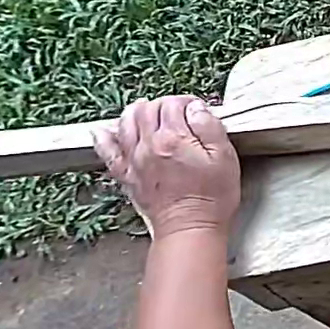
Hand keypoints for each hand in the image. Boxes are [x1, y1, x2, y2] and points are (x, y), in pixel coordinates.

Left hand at [93, 96, 240, 240]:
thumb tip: (197, 108)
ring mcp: (133, 160)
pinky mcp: (126, 175)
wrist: (190, 226)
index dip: (187, 101)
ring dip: (136, 113)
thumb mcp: (226, 156)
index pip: (173, 105)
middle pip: (146, 110)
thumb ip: (210, 127)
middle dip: (163, 104)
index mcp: (174, 138)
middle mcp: (148, 145)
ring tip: (149, 113)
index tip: (199, 108)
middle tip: (179, 110)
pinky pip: (106, 150)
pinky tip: (106, 131)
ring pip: (124, 123)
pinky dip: (104, 137)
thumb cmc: (213, 195)